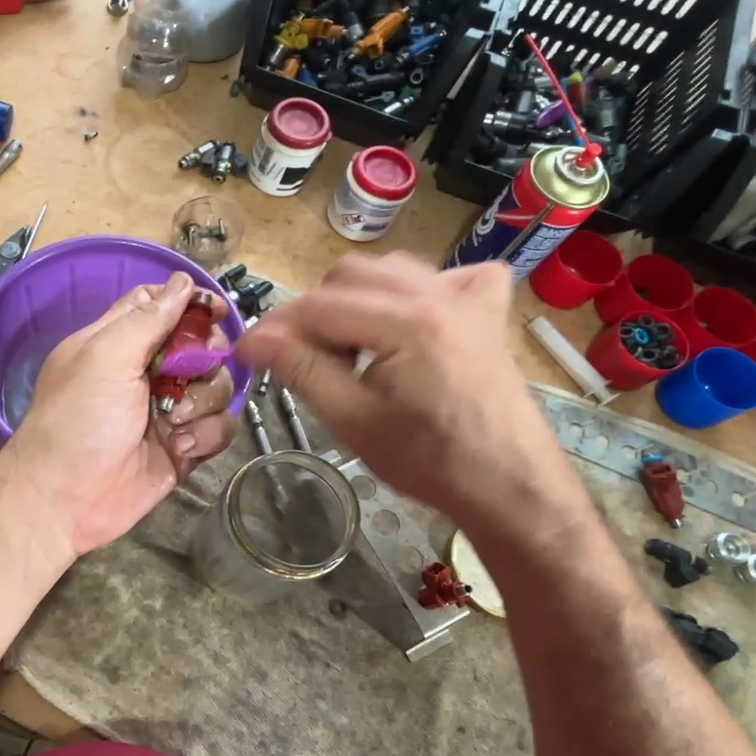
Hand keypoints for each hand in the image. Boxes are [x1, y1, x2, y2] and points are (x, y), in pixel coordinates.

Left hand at [0, 272, 236, 556]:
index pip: (159, 306)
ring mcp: (167, 412)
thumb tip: (183, 282)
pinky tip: (181, 448)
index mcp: (117, 343)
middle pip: (199, 346)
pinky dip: (206, 435)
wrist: (64, 499)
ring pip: (216, 387)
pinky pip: (217, 429)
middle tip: (195, 369)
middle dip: (207, 355)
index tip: (213, 309)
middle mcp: (145, 373)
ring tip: (176, 422)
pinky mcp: (183, 448)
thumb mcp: (104, 357)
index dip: (189, 303)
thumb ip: (147, 320)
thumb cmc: (77, 420)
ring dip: (205, 400)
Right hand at [235, 255, 579, 534]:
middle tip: (300, 358)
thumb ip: (304, 370)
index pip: (319, 307)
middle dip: (313, 311)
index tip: (246, 354)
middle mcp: (439, 294)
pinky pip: (444, 275)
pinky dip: (414, 291)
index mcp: (407, 323)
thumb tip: (255, 339)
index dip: (274, 328)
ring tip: (347, 346)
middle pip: (349, 275)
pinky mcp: (487, 311)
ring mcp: (468, 297)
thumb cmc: (429, 462)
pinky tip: (407, 323)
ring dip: (356, 298)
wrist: (510, 485)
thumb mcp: (354, 421)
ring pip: (390, 270)